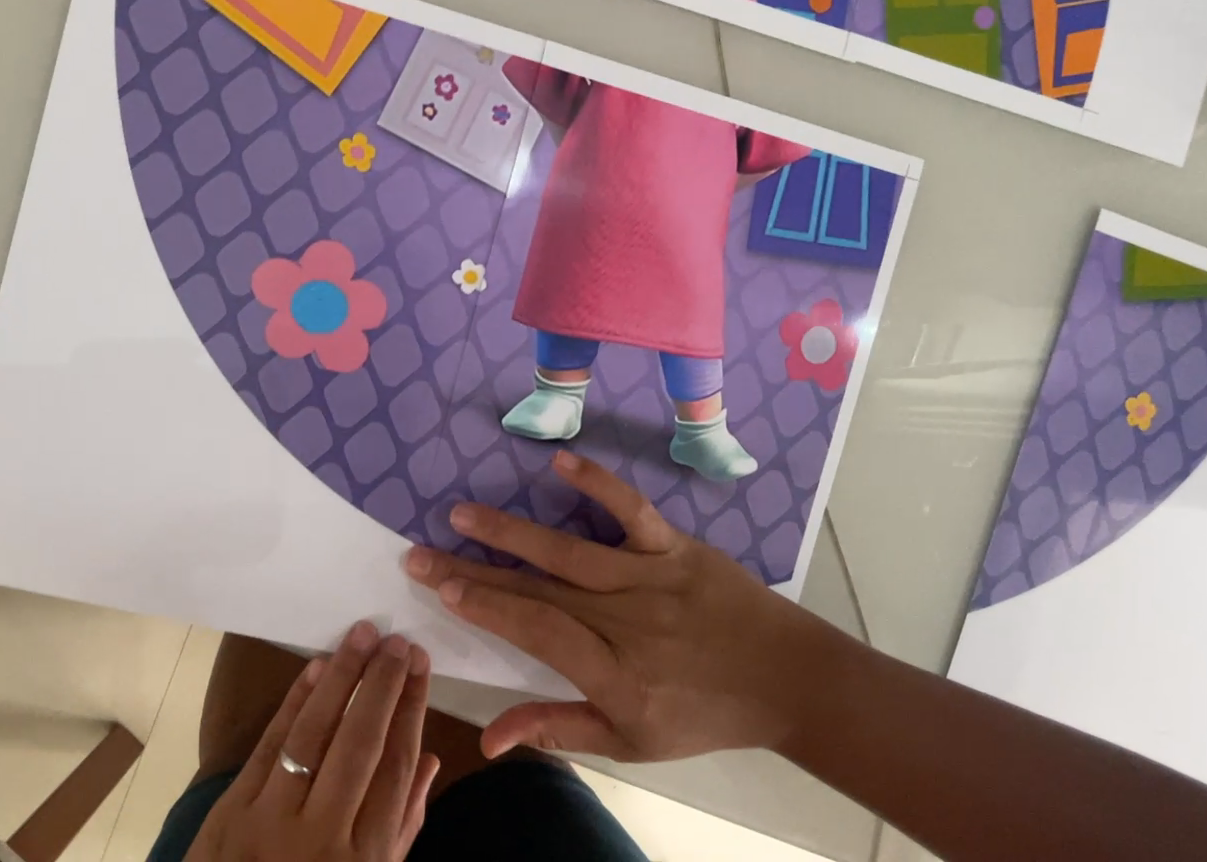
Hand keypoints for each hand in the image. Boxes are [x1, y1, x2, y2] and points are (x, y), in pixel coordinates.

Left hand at [185, 622, 439, 860]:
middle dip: (383, 684)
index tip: (419, 663)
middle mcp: (324, 835)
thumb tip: (431, 758)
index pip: (396, 765)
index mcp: (366, 858)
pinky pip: (270, 744)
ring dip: (341, 677)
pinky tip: (317, 667)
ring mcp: (273, 819)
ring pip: (314, 734)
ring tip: (362, 635)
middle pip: (361, 743)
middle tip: (397, 640)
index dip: (411, 708)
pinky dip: (295, 701)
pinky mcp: (233, 808)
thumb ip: (403, 826)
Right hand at [404, 452, 850, 762]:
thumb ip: (557, 728)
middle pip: (537, 592)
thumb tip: (488, 738)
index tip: (439, 589)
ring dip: (510, 532)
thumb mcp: (631, 743)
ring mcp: (651, 578)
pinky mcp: (675, 546)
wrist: (788, 680)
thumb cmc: (702, 714)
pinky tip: (559, 464)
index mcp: (614, 676)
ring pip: (568, 552)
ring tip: (460, 514)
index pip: (537, 633)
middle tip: (419, 553)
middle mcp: (626, 623)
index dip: (487, 609)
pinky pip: (632, 513)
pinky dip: (598, 487)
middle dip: (472, 571)